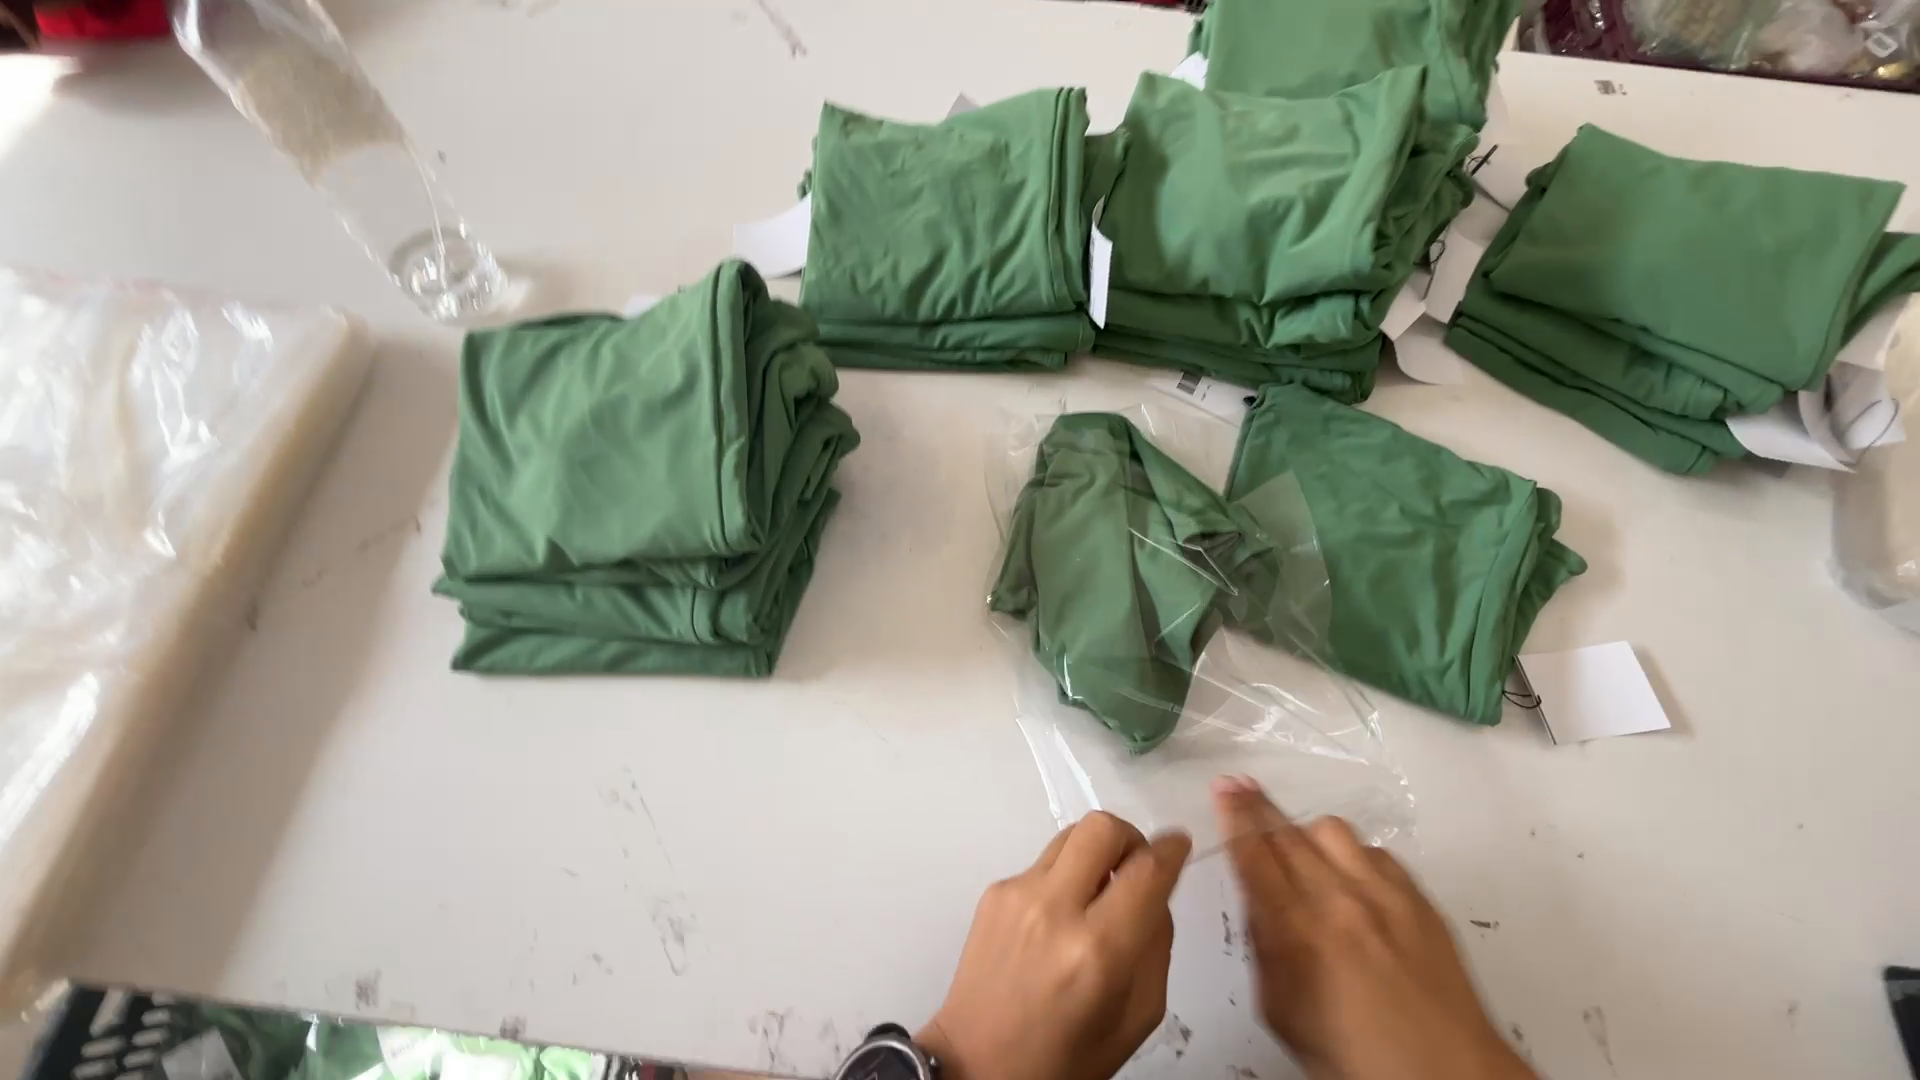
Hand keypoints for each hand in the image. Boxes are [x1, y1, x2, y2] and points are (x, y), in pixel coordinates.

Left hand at [920, 812, 1191, 1079]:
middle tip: (1137, 865)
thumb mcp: (1135, 1018)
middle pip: (1102, 828)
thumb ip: (1155, 947)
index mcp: (1098, 951)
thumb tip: (1156, 893)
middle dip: (1130, 838)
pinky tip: (1058, 920)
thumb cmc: (1065, 1057)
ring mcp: (1017, 894)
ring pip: (1070, 836)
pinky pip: (1042, 864)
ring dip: (1096, 854)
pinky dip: (1063, 879)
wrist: (977, 1064)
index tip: (1179, 843)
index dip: (1171, 850)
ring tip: (1098, 893)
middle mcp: (1054, 910)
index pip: (1146, 872)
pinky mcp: (994, 891)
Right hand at [1214, 776, 1534, 1079]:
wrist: (1448, 1078)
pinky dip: (1353, 854)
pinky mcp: (1420, 899)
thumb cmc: (1355, 1055)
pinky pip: (1376, 851)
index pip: (1255, 854)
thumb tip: (1258, 903)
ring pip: (1332, 831)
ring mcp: (1386, 895)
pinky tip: (1349, 873)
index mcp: (1299, 930)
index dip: (1235, 815)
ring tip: (1298, 844)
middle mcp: (1340, 900)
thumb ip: (1264, 948)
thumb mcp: (1283, 1010)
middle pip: (1287, 832)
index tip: (1224, 787)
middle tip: (1240, 785)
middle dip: (1257, 806)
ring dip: (1305, 831)